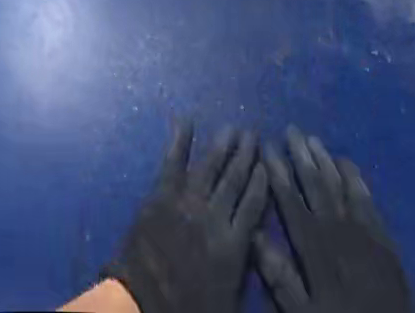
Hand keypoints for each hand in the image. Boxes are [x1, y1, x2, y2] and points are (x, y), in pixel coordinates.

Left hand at [104, 125, 267, 312]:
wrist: (144, 301)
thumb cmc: (190, 308)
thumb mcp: (232, 301)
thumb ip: (248, 274)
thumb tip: (263, 254)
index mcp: (235, 246)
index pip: (254, 206)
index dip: (263, 184)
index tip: (270, 165)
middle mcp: (214, 217)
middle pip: (235, 180)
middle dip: (247, 157)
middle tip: (254, 135)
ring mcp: (185, 201)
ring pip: (209, 167)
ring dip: (222, 147)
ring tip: (234, 129)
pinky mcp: (160, 194)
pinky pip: (172, 161)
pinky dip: (179, 139)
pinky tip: (186, 121)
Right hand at [253, 130, 413, 312]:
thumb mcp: (302, 312)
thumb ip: (278, 275)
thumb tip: (253, 232)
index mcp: (314, 248)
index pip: (290, 198)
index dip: (276, 170)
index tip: (265, 144)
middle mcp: (338, 234)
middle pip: (317, 186)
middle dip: (302, 156)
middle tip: (291, 129)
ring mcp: (366, 238)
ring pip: (342, 189)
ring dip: (327, 162)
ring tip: (314, 140)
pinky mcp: (386, 246)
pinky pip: (370, 205)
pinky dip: (358, 183)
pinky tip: (349, 168)